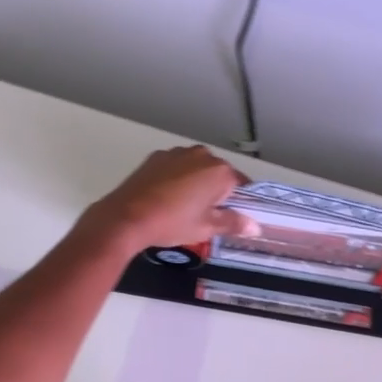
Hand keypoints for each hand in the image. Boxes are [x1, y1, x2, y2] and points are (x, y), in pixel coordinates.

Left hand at [81, 146, 255, 251]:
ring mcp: (177, 153)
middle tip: (204, 216)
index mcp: (219, 171)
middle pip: (218, 174)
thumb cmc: (172, 223)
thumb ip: (233, 223)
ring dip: (196, 184)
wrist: (126, 217)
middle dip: (216, 192)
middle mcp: (201, 155)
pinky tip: (166, 198)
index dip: (238, 203)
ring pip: (196, 169)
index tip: (230, 218)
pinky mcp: (156, 157)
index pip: (241, 185)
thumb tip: (254, 226)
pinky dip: (177, 179)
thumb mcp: (206, 228)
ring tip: (183, 208)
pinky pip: (176, 167)